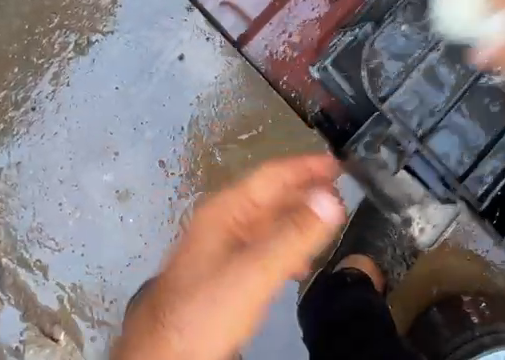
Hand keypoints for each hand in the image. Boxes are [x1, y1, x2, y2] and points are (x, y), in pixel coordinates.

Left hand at [114, 155, 346, 359]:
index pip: (272, 175)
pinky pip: (262, 247)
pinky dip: (285, 246)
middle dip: (305, 192)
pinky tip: (299, 263)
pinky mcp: (222, 273)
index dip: (306, 167)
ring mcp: (220, 247)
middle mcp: (223, 221)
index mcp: (227, 210)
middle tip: (341, 193)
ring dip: (297, 220)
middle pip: (270, 196)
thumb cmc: (206, 308)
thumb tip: (332, 198)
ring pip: (267, 222)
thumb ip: (294, 235)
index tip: (338, 163)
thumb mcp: (254, 270)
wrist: (163, 355)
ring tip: (328, 225)